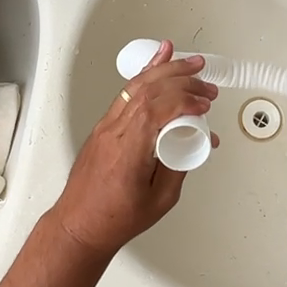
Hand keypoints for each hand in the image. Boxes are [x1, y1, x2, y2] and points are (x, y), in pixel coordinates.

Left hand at [50, 40, 219, 257]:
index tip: (204, 105)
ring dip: (166, 70)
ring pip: (136, 86)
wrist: (80, 224)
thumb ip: (178, 165)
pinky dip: (145, 75)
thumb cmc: (113, 218)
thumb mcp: (161, 199)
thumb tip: (193, 141)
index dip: (185, 100)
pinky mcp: (104, 126)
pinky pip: (126, 93)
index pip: (157, 109)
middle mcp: (114, 132)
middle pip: (149, 91)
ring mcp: (106, 126)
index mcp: (128, 151)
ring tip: (189, 62)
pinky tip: (157, 63)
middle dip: (182, 80)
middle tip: (206, 84)